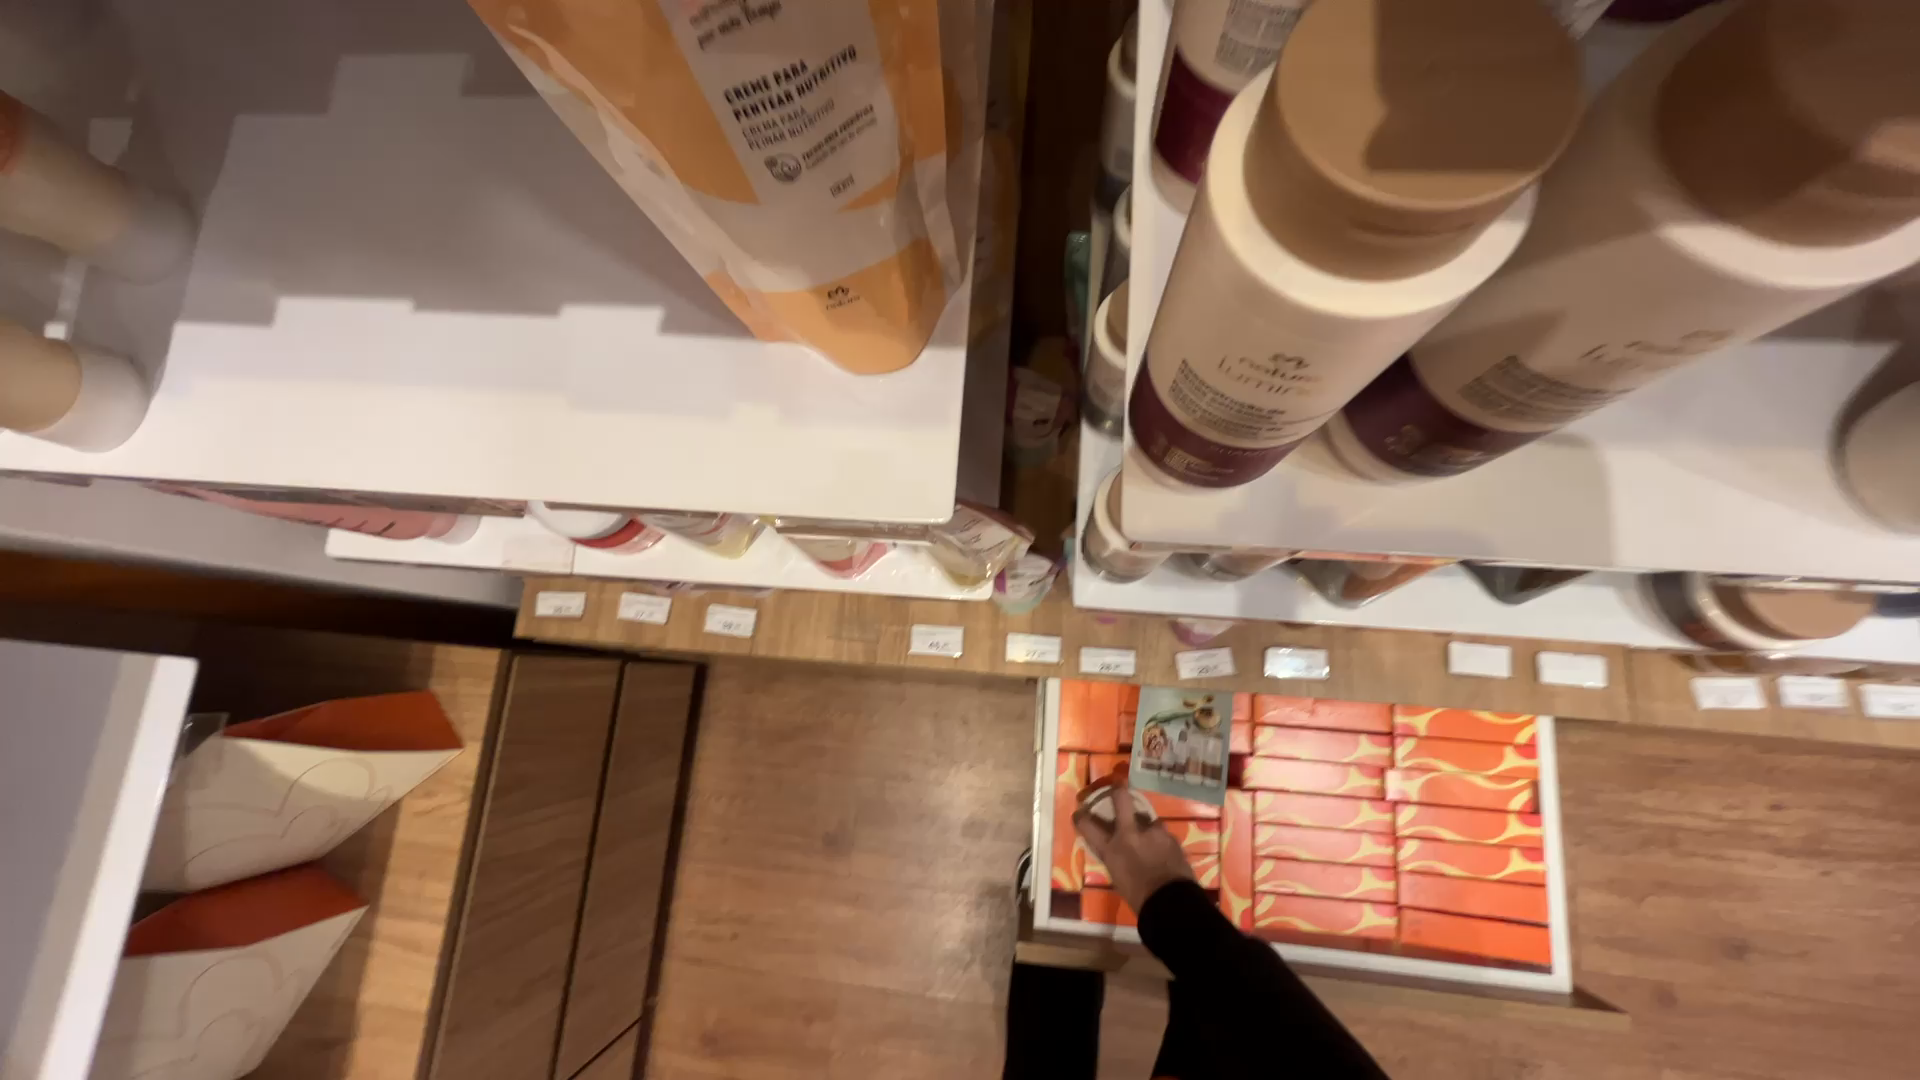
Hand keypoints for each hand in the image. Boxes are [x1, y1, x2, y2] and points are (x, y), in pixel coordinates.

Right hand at [1073, 778, 1195, 913]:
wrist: (1173, 904)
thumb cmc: (1139, 898)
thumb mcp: (1118, 877)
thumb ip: (1116, 858)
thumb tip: (1117, 850)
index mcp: (1111, 848)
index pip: (1087, 825)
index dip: (1081, 817)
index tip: (1079, 813)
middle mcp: (1130, 834)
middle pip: (1121, 800)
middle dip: (1118, 790)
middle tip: (1118, 784)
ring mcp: (1152, 832)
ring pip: (1147, 819)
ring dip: (1147, 826)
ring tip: (1151, 838)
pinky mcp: (1171, 837)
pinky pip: (1162, 834)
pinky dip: (1160, 840)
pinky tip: (1163, 851)